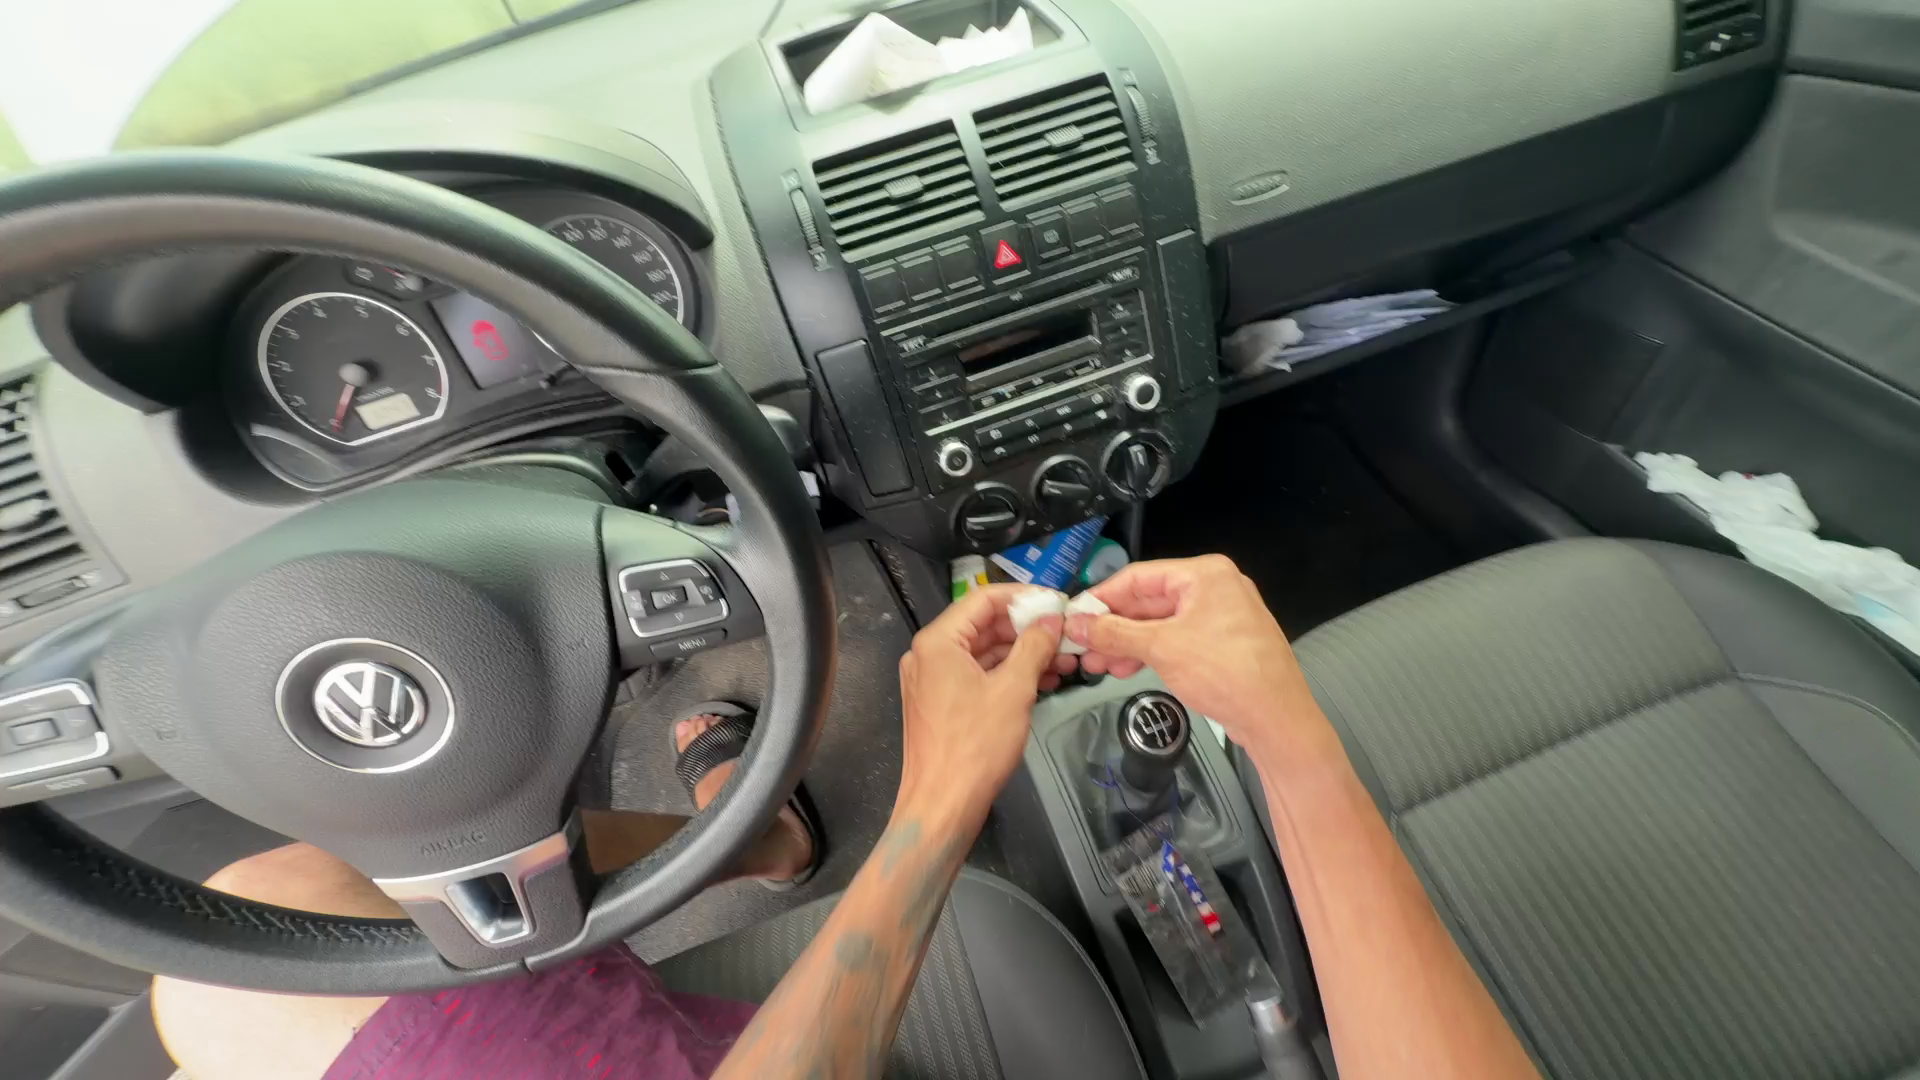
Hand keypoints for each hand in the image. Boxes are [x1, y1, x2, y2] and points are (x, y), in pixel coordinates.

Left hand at [898, 585, 1073, 813]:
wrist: (942, 805)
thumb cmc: (976, 744)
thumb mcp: (1014, 689)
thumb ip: (1034, 646)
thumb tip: (1051, 618)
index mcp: (938, 641)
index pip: (983, 599)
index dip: (1023, 597)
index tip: (1057, 602)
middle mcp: (928, 653)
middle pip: (983, 625)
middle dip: (1027, 630)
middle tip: (1066, 636)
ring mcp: (931, 679)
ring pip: (982, 652)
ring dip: (1021, 654)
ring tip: (1063, 662)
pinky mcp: (939, 701)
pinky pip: (975, 675)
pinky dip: (1005, 674)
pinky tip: (1040, 680)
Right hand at [1066, 555, 1312, 751]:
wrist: (1277, 720)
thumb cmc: (1224, 672)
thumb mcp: (1161, 648)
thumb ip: (1113, 633)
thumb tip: (1074, 623)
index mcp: (1203, 574)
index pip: (1138, 577)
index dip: (1102, 598)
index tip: (1074, 617)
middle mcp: (1213, 587)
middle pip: (1148, 601)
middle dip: (1112, 627)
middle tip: (1082, 647)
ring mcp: (1219, 616)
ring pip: (1159, 623)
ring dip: (1127, 643)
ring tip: (1098, 665)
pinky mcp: (1221, 642)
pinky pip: (1175, 639)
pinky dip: (1149, 652)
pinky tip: (1125, 668)